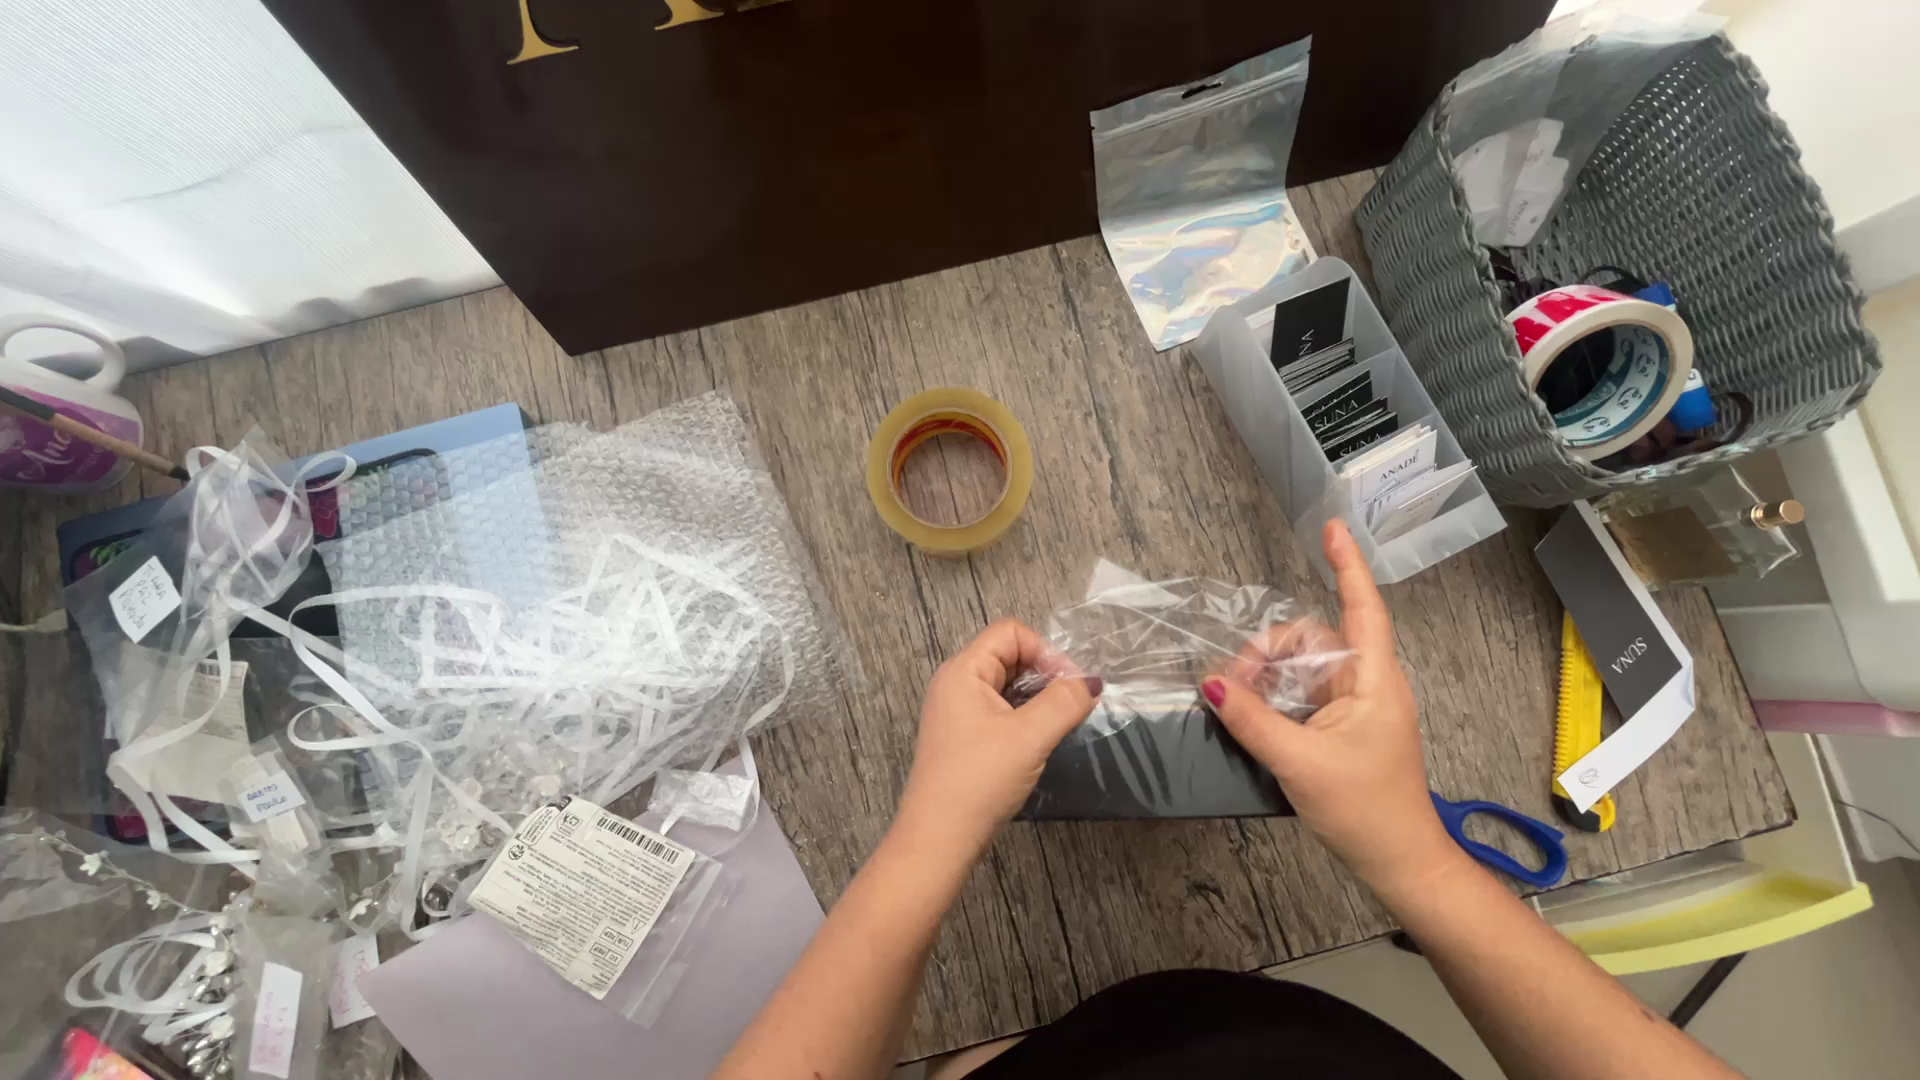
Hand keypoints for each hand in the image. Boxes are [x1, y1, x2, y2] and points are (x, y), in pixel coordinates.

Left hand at [895, 619, 1098, 854]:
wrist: (938, 839)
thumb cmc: (979, 781)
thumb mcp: (1029, 738)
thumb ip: (1063, 704)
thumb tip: (1091, 683)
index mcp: (963, 671)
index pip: (1011, 632)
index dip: (1045, 651)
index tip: (1070, 685)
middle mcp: (956, 682)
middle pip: (1009, 655)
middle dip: (1044, 673)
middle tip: (1071, 706)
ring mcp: (957, 710)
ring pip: (1007, 684)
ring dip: (1037, 697)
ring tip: (1060, 723)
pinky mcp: (964, 735)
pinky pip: (1000, 709)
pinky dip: (1024, 715)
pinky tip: (1040, 739)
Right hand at [1202, 519, 1455, 890]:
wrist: (1396, 861)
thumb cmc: (1364, 810)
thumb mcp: (1300, 762)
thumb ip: (1252, 720)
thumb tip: (1210, 684)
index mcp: (1373, 681)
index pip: (1363, 609)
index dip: (1347, 567)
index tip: (1331, 528)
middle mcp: (1364, 682)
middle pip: (1310, 637)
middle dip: (1266, 650)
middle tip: (1231, 686)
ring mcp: (1350, 704)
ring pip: (1299, 664)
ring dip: (1263, 674)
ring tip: (1236, 703)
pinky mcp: (1337, 724)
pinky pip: (1297, 690)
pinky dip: (1270, 694)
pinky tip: (1248, 711)